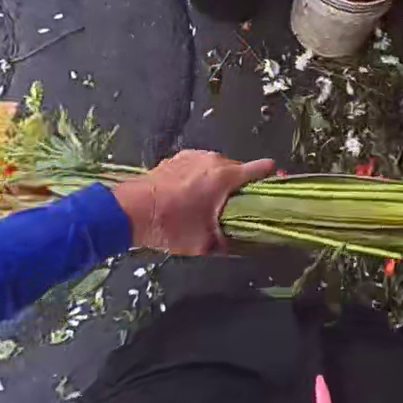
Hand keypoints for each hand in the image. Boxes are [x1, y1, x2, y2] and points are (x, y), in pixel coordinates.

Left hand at [112, 150, 275, 254]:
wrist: (127, 212)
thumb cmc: (170, 225)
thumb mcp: (204, 243)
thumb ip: (229, 242)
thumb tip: (245, 246)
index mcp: (227, 176)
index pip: (262, 167)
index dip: (272, 176)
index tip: (275, 186)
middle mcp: (214, 160)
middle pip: (239, 169)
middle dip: (239, 186)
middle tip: (231, 207)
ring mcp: (194, 156)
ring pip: (218, 167)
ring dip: (218, 181)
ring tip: (206, 202)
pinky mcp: (177, 158)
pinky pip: (199, 166)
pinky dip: (199, 177)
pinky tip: (187, 195)